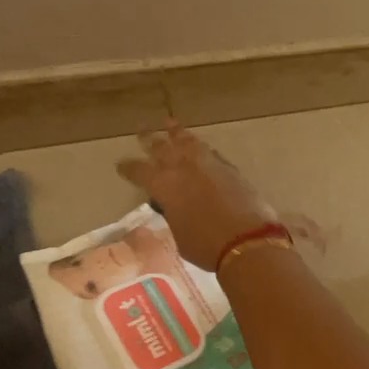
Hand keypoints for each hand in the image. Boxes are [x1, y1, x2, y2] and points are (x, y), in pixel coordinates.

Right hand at [117, 123, 276, 270]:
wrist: (248, 239)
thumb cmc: (205, 244)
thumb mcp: (179, 233)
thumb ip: (174, 214)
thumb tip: (176, 207)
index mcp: (165, 185)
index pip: (140, 171)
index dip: (129, 168)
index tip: (121, 163)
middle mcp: (185, 168)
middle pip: (163, 148)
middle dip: (150, 138)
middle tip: (142, 128)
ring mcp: (210, 165)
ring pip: (189, 143)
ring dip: (178, 133)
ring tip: (170, 123)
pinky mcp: (232, 169)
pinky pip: (211, 153)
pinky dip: (201, 148)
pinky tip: (200, 147)